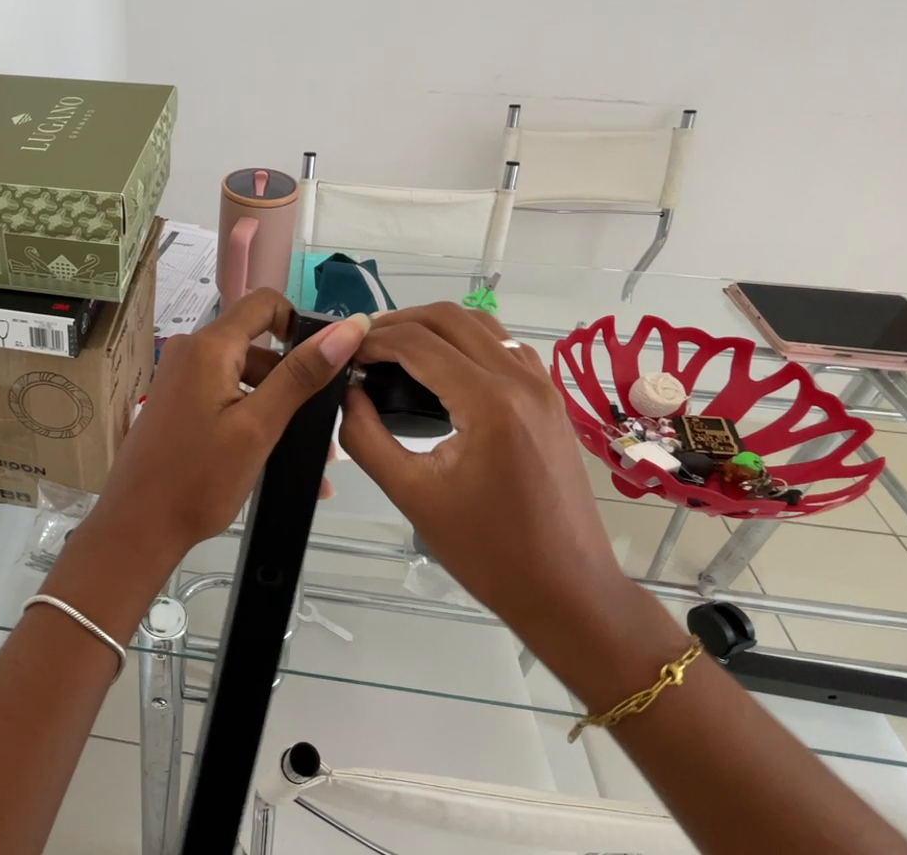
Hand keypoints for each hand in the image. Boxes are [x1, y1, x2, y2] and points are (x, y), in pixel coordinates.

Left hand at [94, 288, 368, 563]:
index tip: (327, 361)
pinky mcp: (178, 404)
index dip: (300, 323)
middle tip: (324, 430)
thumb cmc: (197, 479)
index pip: (264, 302)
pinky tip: (277, 459)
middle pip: (257, 345)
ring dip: (279, 408)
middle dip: (294, 381)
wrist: (138, 526)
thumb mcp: (258, 427)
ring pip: (245, 378)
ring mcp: (180, 379)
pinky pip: (226, 398)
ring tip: (310, 460)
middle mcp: (190, 353)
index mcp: (208, 347)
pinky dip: (253, 419)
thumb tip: (347, 327)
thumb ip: (300, 375)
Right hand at [337, 303, 630, 635]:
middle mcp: (521, 381)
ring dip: (432, 326)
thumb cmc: (486, 551)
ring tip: (393, 350)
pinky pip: (504, 347)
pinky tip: (441, 368)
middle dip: (398, 323)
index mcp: (488, 403)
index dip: (372, 340)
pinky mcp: (551, 400)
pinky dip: (465, 341)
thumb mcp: (410, 493)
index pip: (417, 342)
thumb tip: (347, 391)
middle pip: (449, 318)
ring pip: (480, 324)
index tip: (342, 353)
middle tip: (361, 346)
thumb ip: (365, 435)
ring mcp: (543, 387)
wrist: (565, 588)